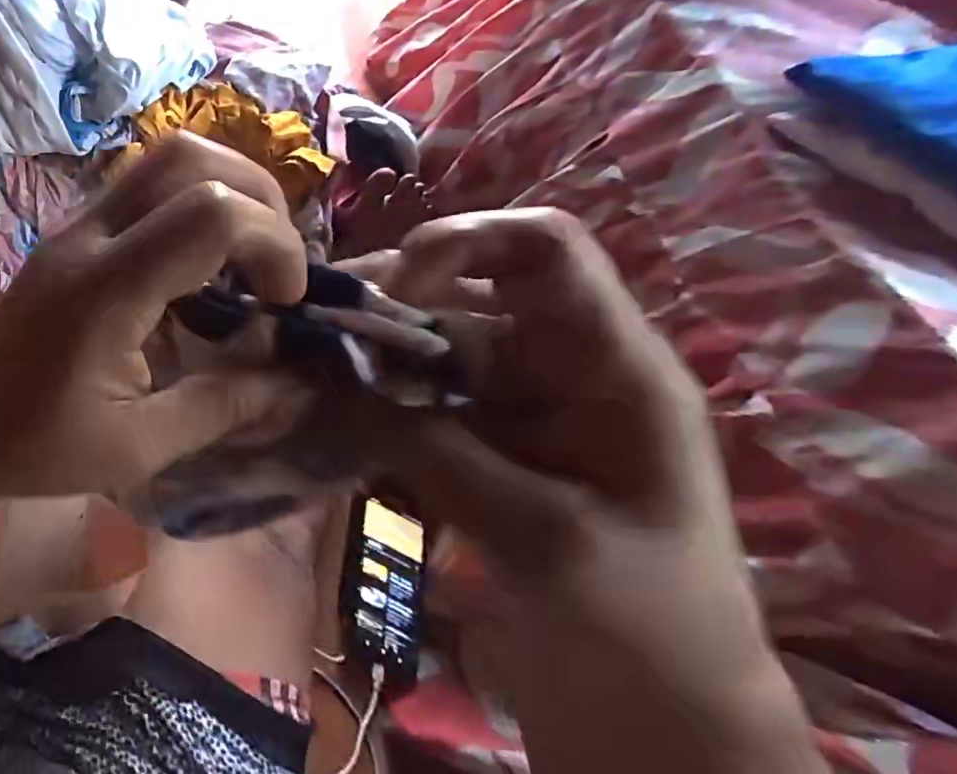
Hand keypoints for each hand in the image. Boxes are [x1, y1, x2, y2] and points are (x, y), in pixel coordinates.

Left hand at [0, 132, 311, 507]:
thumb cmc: (36, 445)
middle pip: (188, 157)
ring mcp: (76, 224)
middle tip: (274, 266)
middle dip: (258, 198)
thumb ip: (222, 407)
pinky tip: (204, 261)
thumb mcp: (137, 446)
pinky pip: (146, 184)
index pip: (211, 214)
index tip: (284, 302)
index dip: (273, 244)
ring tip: (249, 256)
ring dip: (227, 189)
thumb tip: (294, 381)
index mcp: (105, 290)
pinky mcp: (74, 229)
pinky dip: (195, 201)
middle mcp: (89, 237)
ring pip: (166, 157)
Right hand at [358, 210, 822, 773]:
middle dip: (390, 298)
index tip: (396, 286)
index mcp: (612, 366)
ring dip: (368, 349)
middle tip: (315, 330)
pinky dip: (367, 392)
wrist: (651, 716)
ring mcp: (512, 400)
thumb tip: (338, 380)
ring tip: (305, 369)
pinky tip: (324, 408)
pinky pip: (412, 389)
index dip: (467, 239)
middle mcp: (557, 364)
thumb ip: (440, 451)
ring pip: (426, 338)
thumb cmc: (641, 628)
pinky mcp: (478, 435)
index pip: (546, 248)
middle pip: (466, 286)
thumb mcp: (546, 540)